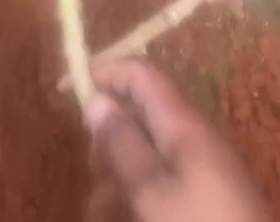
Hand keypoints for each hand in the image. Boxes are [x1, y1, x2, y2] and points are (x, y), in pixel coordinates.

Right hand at [84, 58, 273, 221]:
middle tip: (86, 164)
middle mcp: (195, 139)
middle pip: (143, 111)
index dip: (104, 73)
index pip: (140, 73)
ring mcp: (206, 172)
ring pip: (151, 152)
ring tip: (96, 207)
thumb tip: (96, 99)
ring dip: (119, 169)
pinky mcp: (210, 202)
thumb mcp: (152, 193)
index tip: (68, 91)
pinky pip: (165, 181)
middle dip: (109, 130)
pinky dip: (140, 192)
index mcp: (184, 125)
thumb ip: (123, 144)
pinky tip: (122, 214)